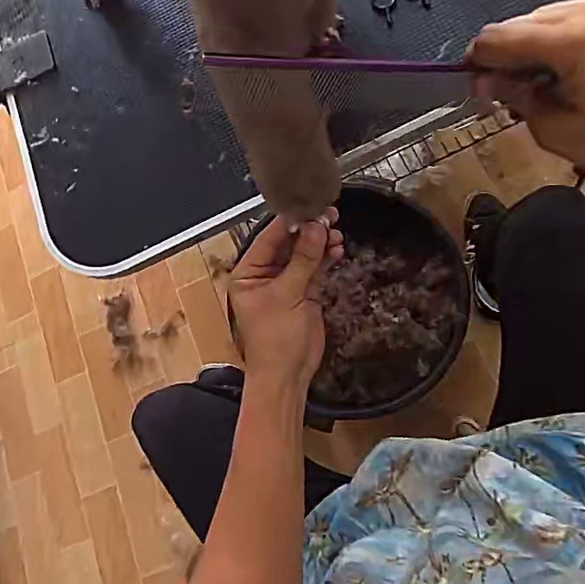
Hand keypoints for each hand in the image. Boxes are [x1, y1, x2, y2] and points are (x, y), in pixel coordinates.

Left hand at [228, 208, 344, 390]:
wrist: (288, 374)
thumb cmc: (275, 341)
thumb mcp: (288, 295)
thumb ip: (302, 260)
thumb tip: (315, 229)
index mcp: (248, 273)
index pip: (269, 238)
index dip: (291, 223)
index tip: (311, 209)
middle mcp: (264, 275)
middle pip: (288, 244)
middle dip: (309, 231)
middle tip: (329, 216)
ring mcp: (285, 284)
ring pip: (303, 255)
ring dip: (320, 243)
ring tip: (337, 233)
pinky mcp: (303, 293)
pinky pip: (314, 269)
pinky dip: (325, 258)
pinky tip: (337, 249)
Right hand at [467, 0, 584, 179]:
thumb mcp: (562, 134)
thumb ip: (517, 102)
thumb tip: (489, 81)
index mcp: (575, 40)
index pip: (500, 36)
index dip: (479, 59)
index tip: (476, 79)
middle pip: (526, 19)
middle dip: (512, 52)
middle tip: (515, 89)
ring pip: (556, 12)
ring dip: (542, 42)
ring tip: (555, 80)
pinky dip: (574, 34)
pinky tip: (584, 66)